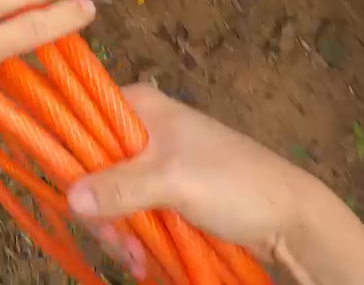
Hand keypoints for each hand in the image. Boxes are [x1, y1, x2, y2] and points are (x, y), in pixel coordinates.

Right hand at [65, 84, 316, 261]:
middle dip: (100, 207)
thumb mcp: (172, 182)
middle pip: (93, 162)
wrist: (294, 218)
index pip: (81, 118)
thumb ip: (119, 187)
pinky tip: (142, 258)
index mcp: (137, 105)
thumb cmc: (232, 182)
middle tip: (117, 242)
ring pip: (110, 190)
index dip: (70, 155)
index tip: (75, 198)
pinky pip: (130, 206)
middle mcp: (139, 125)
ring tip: (136, 259)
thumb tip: (69, 198)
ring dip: (117, 227)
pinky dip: (132, 232)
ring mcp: (151, 157)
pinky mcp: (164, 186)